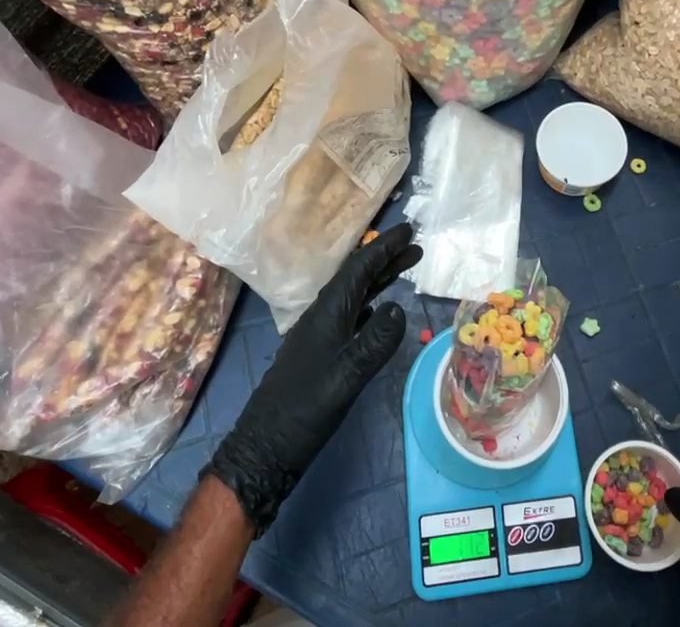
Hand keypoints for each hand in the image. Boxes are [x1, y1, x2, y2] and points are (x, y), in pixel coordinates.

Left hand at [201, 223, 421, 534]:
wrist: (264, 449)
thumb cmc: (303, 412)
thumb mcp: (345, 378)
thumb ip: (374, 343)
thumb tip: (398, 308)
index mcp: (326, 314)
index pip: (358, 270)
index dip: (383, 248)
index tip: (409, 230)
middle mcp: (322, 317)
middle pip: (357, 278)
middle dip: (385, 259)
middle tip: (416, 246)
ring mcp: (319, 336)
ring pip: (354, 296)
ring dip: (379, 280)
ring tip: (405, 270)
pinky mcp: (320, 354)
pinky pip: (351, 316)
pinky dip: (370, 305)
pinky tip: (379, 312)